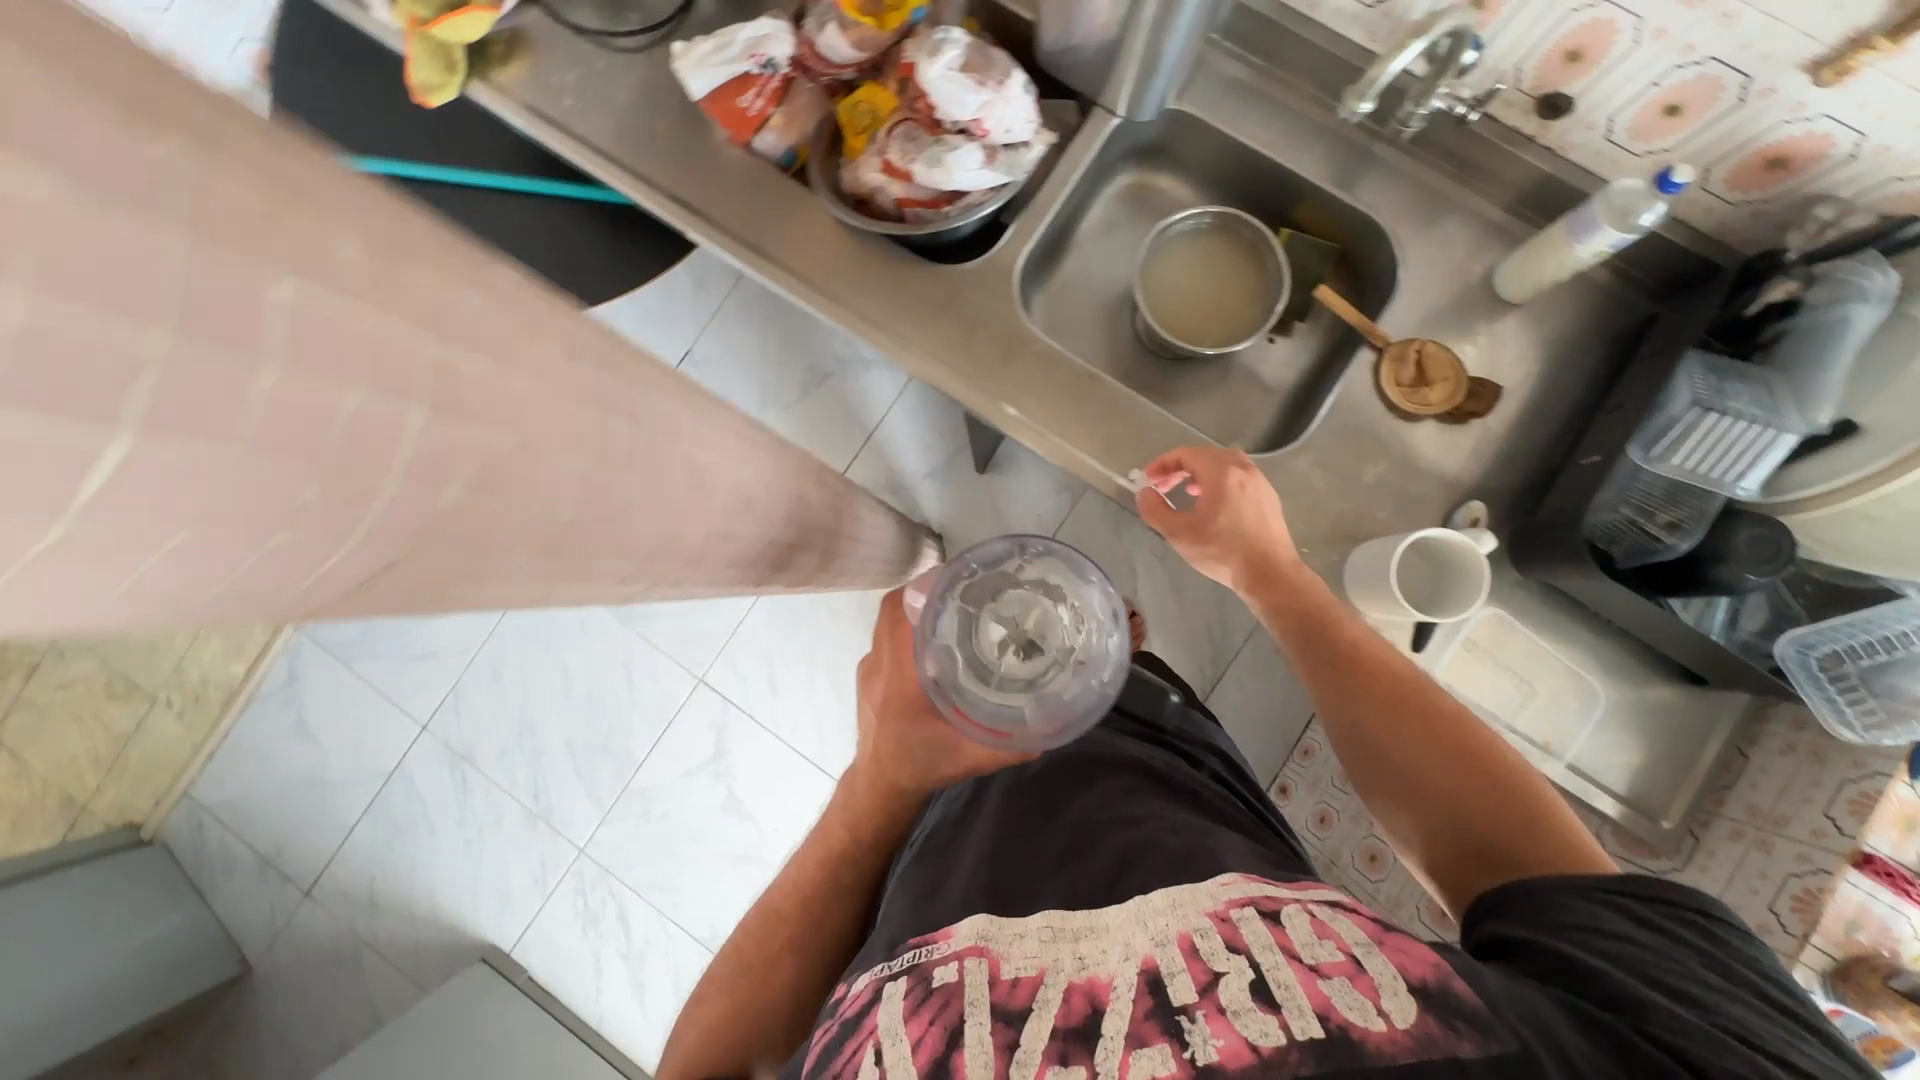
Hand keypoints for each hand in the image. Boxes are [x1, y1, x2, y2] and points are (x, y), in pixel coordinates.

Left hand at [847, 589, 1034, 801]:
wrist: (880, 787)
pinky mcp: (868, 673)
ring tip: (953, 604)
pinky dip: (906, 625)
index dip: (926, 588)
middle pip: (895, 607)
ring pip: (887, 619)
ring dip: (916, 605)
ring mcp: (869, 666)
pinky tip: (935, 635)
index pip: (902, 613)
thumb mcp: (972, 757)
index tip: (959, 578)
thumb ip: (1011, 743)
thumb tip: (1052, 722)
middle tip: (965, 589)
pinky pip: (884, 636)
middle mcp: (880, 663)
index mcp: (901, 676)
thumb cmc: (922, 766)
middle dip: (927, 589)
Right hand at [1134, 445, 1304, 592]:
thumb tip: (1145, 493)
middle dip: (1180, 467)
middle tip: (1163, 486)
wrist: (1270, 573)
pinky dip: (1221, 481)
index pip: (1186, 454)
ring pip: (1226, 464)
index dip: (1163, 463)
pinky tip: (1216, 505)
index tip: (1149, 479)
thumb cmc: (1222, 552)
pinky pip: (1240, 477)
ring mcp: (1260, 482)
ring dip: (1202, 472)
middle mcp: (1243, 470)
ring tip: (1188, 491)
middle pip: (1206, 455)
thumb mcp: (1179, 534)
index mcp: (1221, 473)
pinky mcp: (1269, 497)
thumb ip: (1155, 510)